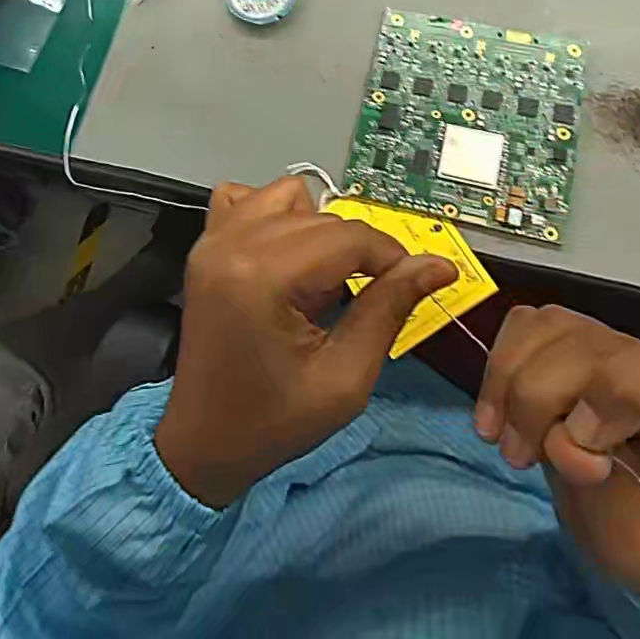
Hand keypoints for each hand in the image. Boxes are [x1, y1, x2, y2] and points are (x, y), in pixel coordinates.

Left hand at [154, 176, 457, 506]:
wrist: (203, 443)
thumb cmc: (272, 422)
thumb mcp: (345, 379)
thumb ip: (390, 309)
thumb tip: (436, 266)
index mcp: (262, 278)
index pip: (349, 237)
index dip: (392, 257)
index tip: (413, 281)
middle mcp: (232, 244)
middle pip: (324, 216)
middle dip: (357, 251)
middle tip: (363, 299)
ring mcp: (213, 240)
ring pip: (289, 195)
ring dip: (319, 228)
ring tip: (320, 279)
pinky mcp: (206, 245)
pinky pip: (247, 199)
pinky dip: (276, 215)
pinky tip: (285, 255)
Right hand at [476, 307, 639, 599]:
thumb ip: (612, 505)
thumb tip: (563, 444)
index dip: (622, 393)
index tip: (588, 455)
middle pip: (589, 348)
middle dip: (539, 403)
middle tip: (520, 459)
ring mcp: (611, 341)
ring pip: (548, 329)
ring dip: (509, 383)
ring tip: (506, 440)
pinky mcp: (569, 337)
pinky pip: (525, 325)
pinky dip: (499, 366)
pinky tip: (497, 412)